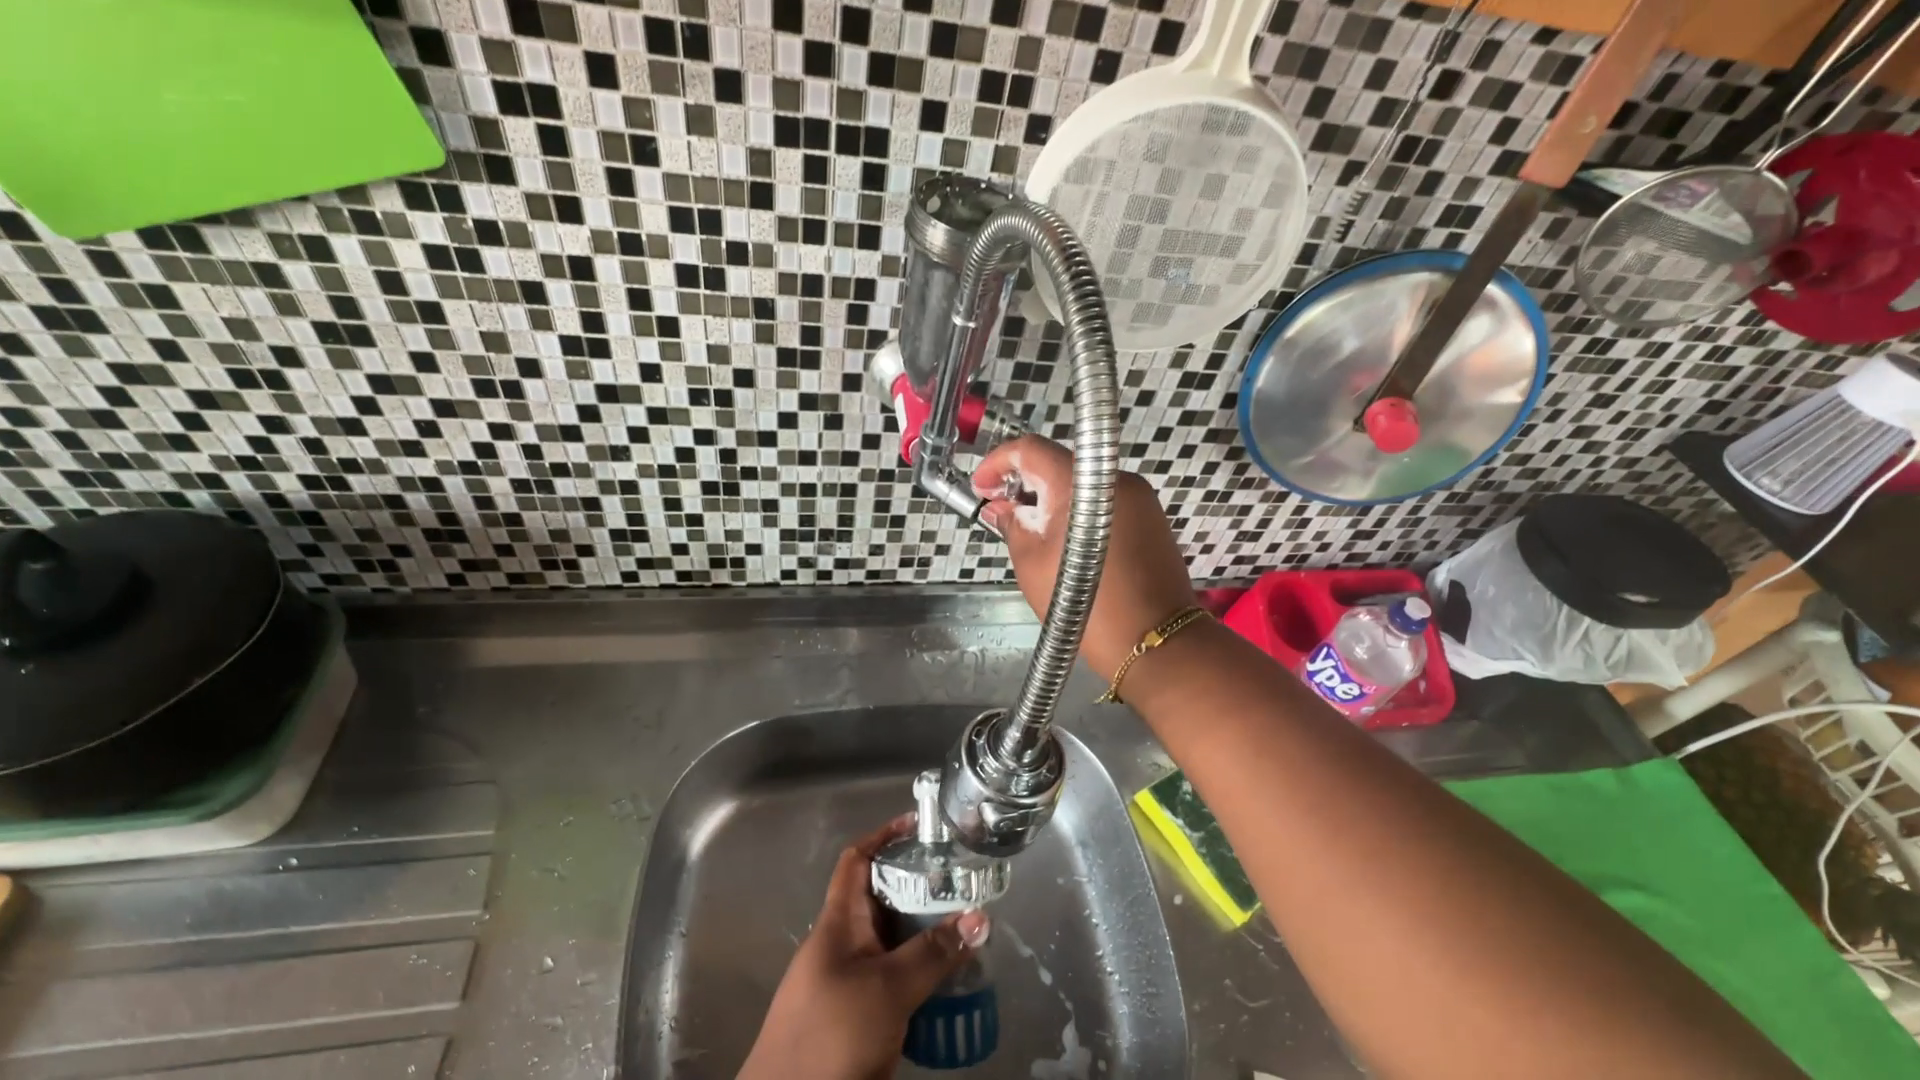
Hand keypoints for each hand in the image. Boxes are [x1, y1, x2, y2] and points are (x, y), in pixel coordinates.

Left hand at [738, 816, 991, 1079]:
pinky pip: (895, 980)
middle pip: (883, 902)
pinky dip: (922, 975)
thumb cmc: (831, 1034)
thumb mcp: (887, 989)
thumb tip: (980, 916)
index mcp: (838, 923)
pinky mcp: (858, 1015)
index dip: (884, 836)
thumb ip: (933, 953)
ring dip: (927, 937)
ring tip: (969, 932)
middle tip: (965, 886)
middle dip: (922, 891)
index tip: (920, 825)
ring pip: (893, 944)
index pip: (857, 862)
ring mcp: (848, 981)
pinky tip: (952, 984)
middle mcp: (842, 945)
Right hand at [972, 435, 1197, 680]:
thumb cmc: (1088, 605)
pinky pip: (1105, 501)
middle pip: (1060, 463)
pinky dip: (1079, 511)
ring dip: (1053, 498)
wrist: (1155, 641)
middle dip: (1025, 482)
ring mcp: (1139, 497)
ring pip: (1084, 483)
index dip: (998, 462)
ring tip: (1031, 530)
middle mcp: (1116, 478)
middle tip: (1002, 511)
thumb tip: (1002, 508)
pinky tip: (1065, 541)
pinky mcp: (1151, 517)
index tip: (982, 487)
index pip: (1031, 449)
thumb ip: (1012, 525)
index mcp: (1082, 482)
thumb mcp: (1031, 564)